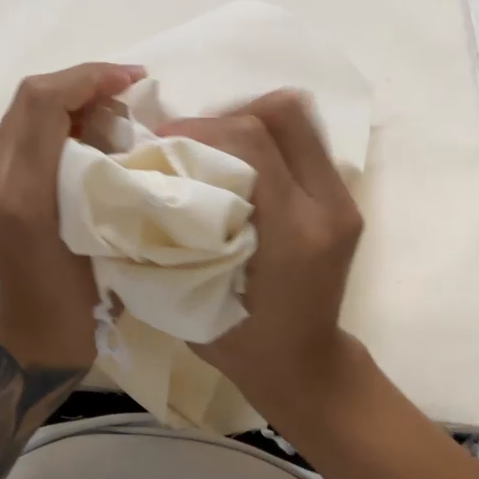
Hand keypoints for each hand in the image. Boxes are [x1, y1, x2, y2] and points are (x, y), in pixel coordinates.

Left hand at [0, 62, 144, 367]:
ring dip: (67, 99)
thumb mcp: (109, 237)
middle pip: (28, 98)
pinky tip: (85, 131)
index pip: (43, 103)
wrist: (32, 333)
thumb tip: (118, 121)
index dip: (90, 78)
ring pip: (21, 113)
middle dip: (80, 81)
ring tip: (111, 107)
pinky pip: (18, 135)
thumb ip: (108, 175)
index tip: (134, 80)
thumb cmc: (81, 302)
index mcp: (22, 195)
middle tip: (127, 89)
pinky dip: (53, 121)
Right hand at [157, 90, 363, 398]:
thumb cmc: (238, 341)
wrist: (302, 365)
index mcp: (293, 231)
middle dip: (223, 117)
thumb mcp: (194, 291)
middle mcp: (328, 206)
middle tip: (184, 142)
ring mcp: (342, 200)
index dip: (199, 129)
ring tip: (205, 149)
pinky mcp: (340, 200)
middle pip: (283, 114)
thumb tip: (136, 182)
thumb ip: (175, 233)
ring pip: (296, 121)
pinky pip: (300, 143)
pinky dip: (260, 141)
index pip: (252, 140)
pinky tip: (230, 167)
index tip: (161, 143)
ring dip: (244, 124)